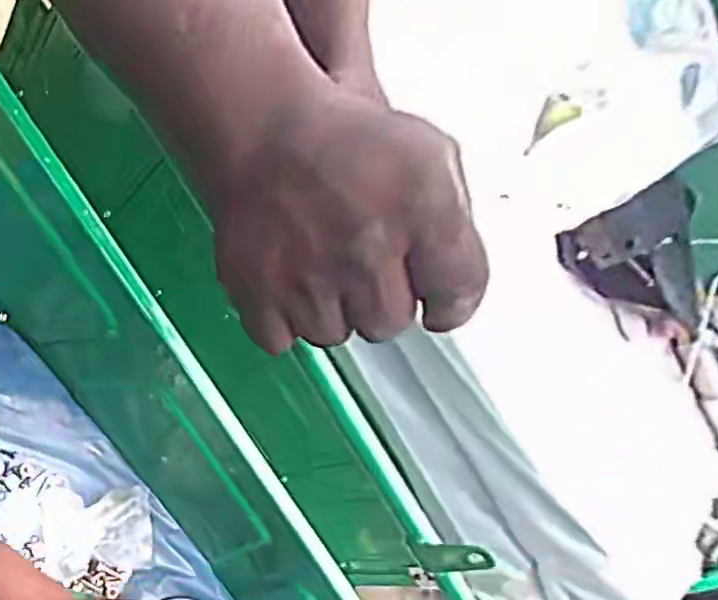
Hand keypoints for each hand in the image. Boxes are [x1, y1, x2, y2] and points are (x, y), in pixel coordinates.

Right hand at [204, 88, 488, 349]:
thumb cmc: (343, 145)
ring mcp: (308, 279)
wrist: (264, 140)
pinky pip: (280, 342)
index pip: (458, 293)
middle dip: (380, 305)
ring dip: (329, 313)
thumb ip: (450, 224)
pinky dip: (282, 323)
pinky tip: (286, 288)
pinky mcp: (259, 297)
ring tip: (318, 273)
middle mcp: (365, 251)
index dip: (448, 304)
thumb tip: (449, 286)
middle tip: (362, 274)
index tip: (437, 305)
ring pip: (332, 335)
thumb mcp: (428, 157)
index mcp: (420, 210)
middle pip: (388, 324)